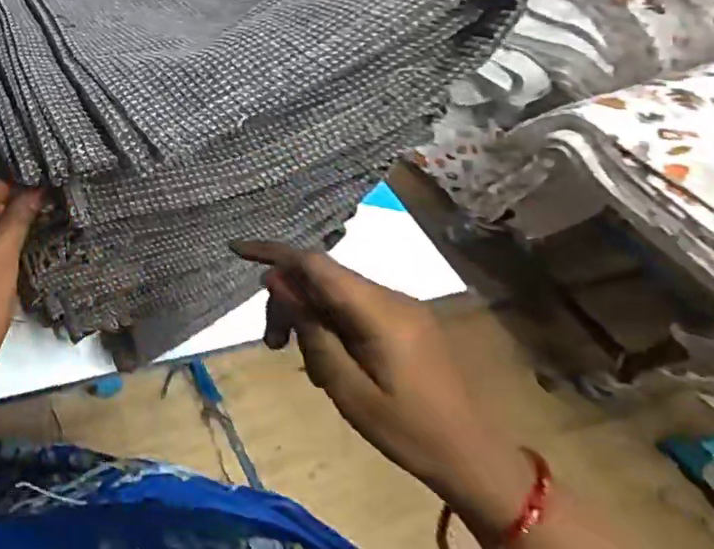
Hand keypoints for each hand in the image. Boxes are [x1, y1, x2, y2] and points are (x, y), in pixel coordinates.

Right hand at [232, 242, 535, 539]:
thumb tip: (275, 281)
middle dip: (287, 299)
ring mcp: (401, 309)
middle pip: (320, 278)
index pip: (315, 263)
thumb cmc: (408, 431)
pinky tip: (325, 359)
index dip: (273, 252)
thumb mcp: (346, 387)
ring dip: (306, 314)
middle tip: (270, 342)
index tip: (235, 249)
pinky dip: (328, 323)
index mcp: (380, 311)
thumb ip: (310, 329)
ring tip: (297, 358)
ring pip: (333, 292)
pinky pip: (352, 307)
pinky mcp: (405, 322)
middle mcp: (391, 298)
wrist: (478, 464)